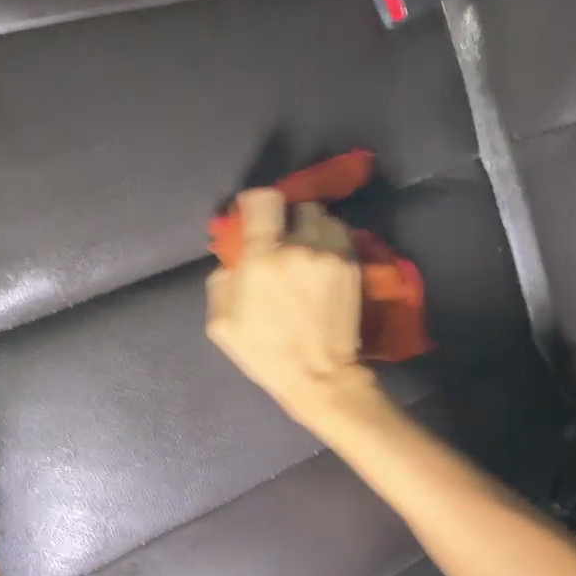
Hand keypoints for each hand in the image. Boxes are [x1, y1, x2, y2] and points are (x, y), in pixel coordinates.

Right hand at [206, 189, 374, 423]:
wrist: (320, 375)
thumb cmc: (267, 354)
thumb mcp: (222, 324)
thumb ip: (222, 281)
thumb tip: (233, 259)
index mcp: (262, 259)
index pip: (263, 200)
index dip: (257, 203)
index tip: (255, 217)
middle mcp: (299, 247)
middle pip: (297, 206)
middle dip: (289, 220)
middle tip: (284, 240)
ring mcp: (330, 254)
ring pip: (323, 218)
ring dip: (313, 228)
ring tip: (308, 249)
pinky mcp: (353, 265)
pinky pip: (341, 235)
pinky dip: (332, 241)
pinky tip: (324, 261)